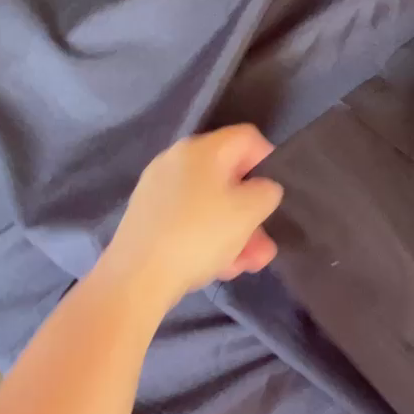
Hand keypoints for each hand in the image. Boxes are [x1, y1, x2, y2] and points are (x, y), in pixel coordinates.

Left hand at [100, 124, 284, 310]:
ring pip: (210, 206)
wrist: (137, 276)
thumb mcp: (248, 212)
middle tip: (263, 248)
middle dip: (252, 215)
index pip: (247, 138)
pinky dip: (207, 239)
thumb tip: (263, 189)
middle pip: (228, 178)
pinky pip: (189, 220)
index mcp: (201, 150)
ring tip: (242, 265)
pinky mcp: (147, 217)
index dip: (269, 161)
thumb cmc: (198, 235)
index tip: (275, 197)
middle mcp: (176, 161)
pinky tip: (216, 268)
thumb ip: (266, 193)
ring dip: (234, 234)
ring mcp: (158, 189)